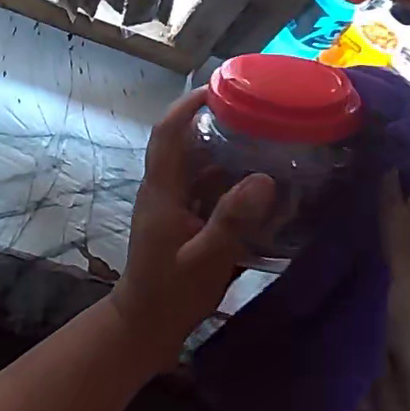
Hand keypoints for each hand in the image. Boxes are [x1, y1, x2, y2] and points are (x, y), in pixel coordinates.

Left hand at [111, 87, 274, 364]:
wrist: (146, 323)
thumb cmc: (170, 292)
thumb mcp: (205, 259)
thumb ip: (232, 220)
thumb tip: (263, 178)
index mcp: (162, 189)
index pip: (167, 133)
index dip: (188, 106)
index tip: (218, 88)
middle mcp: (163, 188)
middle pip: (183, 141)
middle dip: (213, 121)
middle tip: (255, 110)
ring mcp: (172, 202)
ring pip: (196, 164)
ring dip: (224, 149)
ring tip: (263, 137)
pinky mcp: (182, 217)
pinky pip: (205, 187)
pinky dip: (228, 178)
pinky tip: (258, 181)